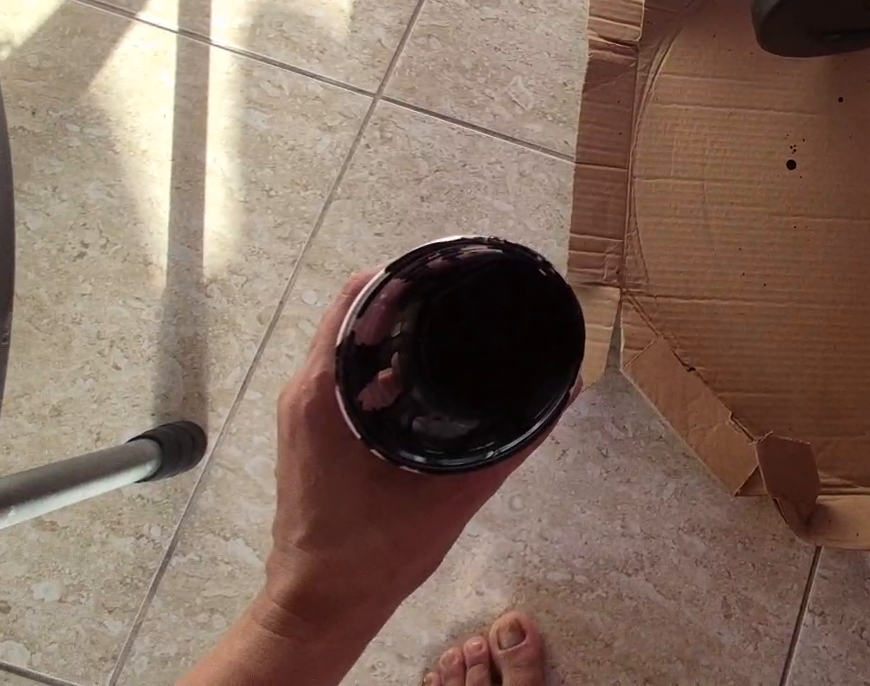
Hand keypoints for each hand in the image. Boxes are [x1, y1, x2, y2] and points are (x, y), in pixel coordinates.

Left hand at [258, 271, 557, 639]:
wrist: (322, 603)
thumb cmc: (379, 550)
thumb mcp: (458, 493)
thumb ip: (517, 442)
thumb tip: (565, 391)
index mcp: (327, 397)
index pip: (357, 302)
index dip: (404, 274)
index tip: (453, 265)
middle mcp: (308, 389)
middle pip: (353, 307)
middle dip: (408, 288)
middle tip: (464, 282)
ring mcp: (304, 405)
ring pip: (346, 333)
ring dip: (394, 315)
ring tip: (451, 307)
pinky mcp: (311, 421)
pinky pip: (344, 361)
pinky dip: (381, 345)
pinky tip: (423, 355)